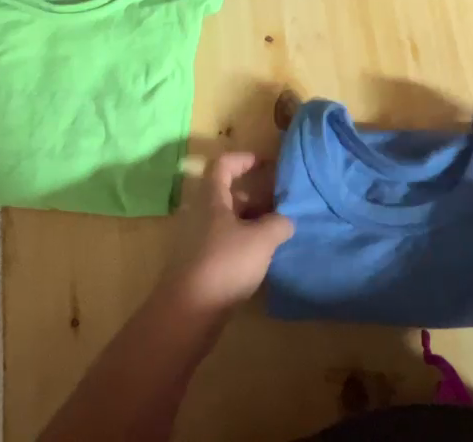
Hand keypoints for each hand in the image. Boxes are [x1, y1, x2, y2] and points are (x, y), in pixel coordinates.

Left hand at [163, 152, 294, 315]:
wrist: (187, 313)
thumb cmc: (224, 264)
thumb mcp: (261, 240)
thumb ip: (278, 223)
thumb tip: (285, 220)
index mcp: (211, 198)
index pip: (223, 164)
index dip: (244, 159)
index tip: (266, 164)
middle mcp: (199, 214)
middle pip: (226, 194)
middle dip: (254, 196)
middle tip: (280, 205)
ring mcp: (194, 240)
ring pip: (225, 220)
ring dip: (250, 221)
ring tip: (275, 233)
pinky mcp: (196, 264)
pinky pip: (221, 241)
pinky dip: (240, 242)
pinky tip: (258, 258)